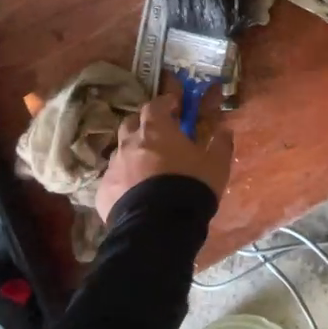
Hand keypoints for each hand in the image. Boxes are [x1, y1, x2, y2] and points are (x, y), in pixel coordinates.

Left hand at [95, 94, 232, 222]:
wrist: (158, 226)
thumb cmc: (190, 185)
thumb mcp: (216, 163)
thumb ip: (220, 143)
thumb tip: (225, 130)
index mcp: (156, 130)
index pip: (155, 105)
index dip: (165, 102)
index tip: (175, 105)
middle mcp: (130, 143)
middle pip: (130, 123)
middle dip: (143, 124)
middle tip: (158, 133)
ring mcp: (113, 167)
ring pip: (120, 151)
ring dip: (133, 152)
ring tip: (147, 166)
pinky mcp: (103, 191)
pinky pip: (114, 178)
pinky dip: (124, 178)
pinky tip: (136, 191)